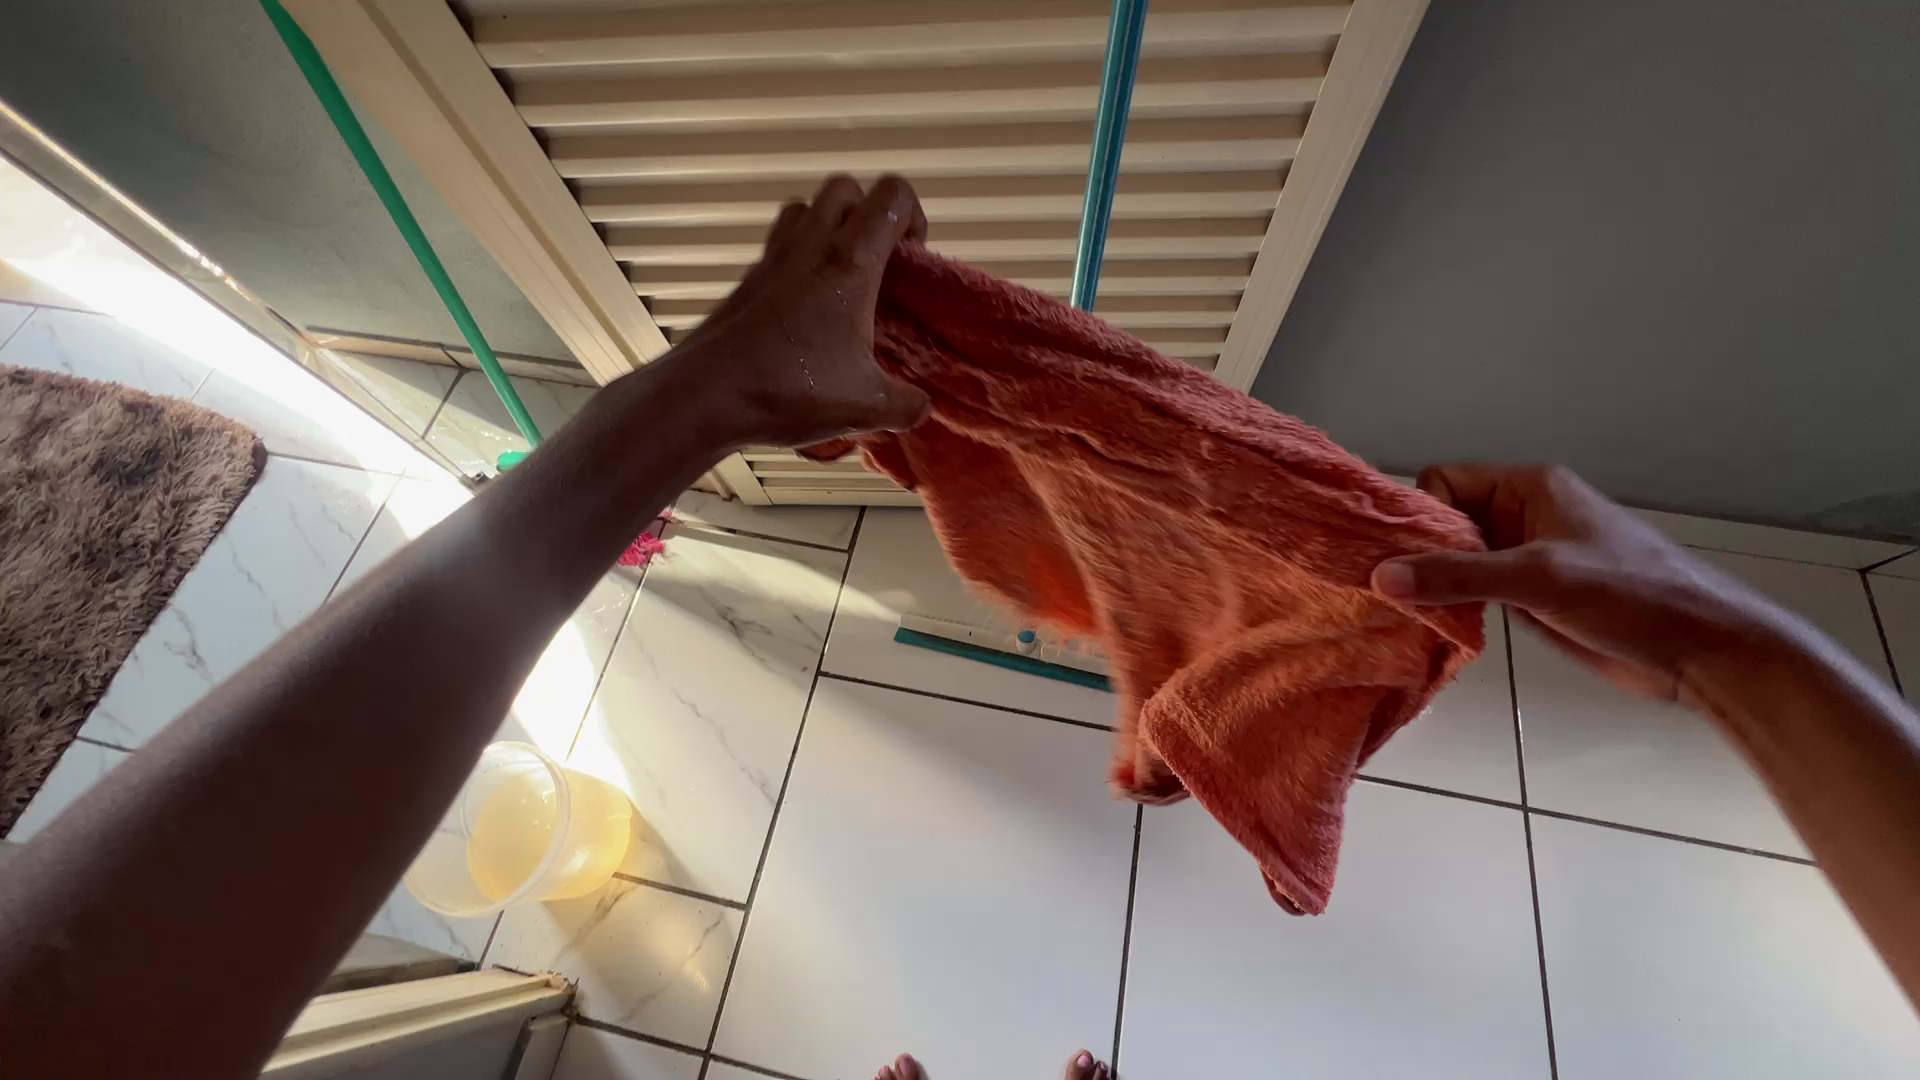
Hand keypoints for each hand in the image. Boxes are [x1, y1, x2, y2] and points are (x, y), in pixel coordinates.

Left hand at [670, 174, 932, 448]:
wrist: (704, 396)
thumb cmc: (790, 389)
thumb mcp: (864, 407)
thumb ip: (904, 405)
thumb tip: (921, 406)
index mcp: (848, 265)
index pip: (892, 196)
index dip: (913, 217)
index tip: (912, 262)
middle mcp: (809, 247)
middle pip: (845, 189)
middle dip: (869, 215)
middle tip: (878, 266)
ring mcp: (771, 260)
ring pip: (806, 210)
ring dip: (830, 230)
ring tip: (840, 282)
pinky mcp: (746, 282)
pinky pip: (779, 248)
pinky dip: (799, 263)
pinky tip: (804, 313)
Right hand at [1369, 464, 1781, 701]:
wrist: (1708, 654)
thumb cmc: (1634, 596)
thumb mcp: (1538, 579)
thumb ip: (1456, 575)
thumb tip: (1379, 576)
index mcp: (1528, 488)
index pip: (1444, 481)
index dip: (1423, 513)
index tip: (1411, 555)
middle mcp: (1520, 514)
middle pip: (1442, 519)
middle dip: (1418, 551)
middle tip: (1397, 586)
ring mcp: (1522, 555)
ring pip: (1451, 556)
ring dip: (1430, 580)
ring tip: (1409, 607)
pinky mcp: (1525, 592)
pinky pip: (1467, 586)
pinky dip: (1448, 601)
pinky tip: (1434, 620)